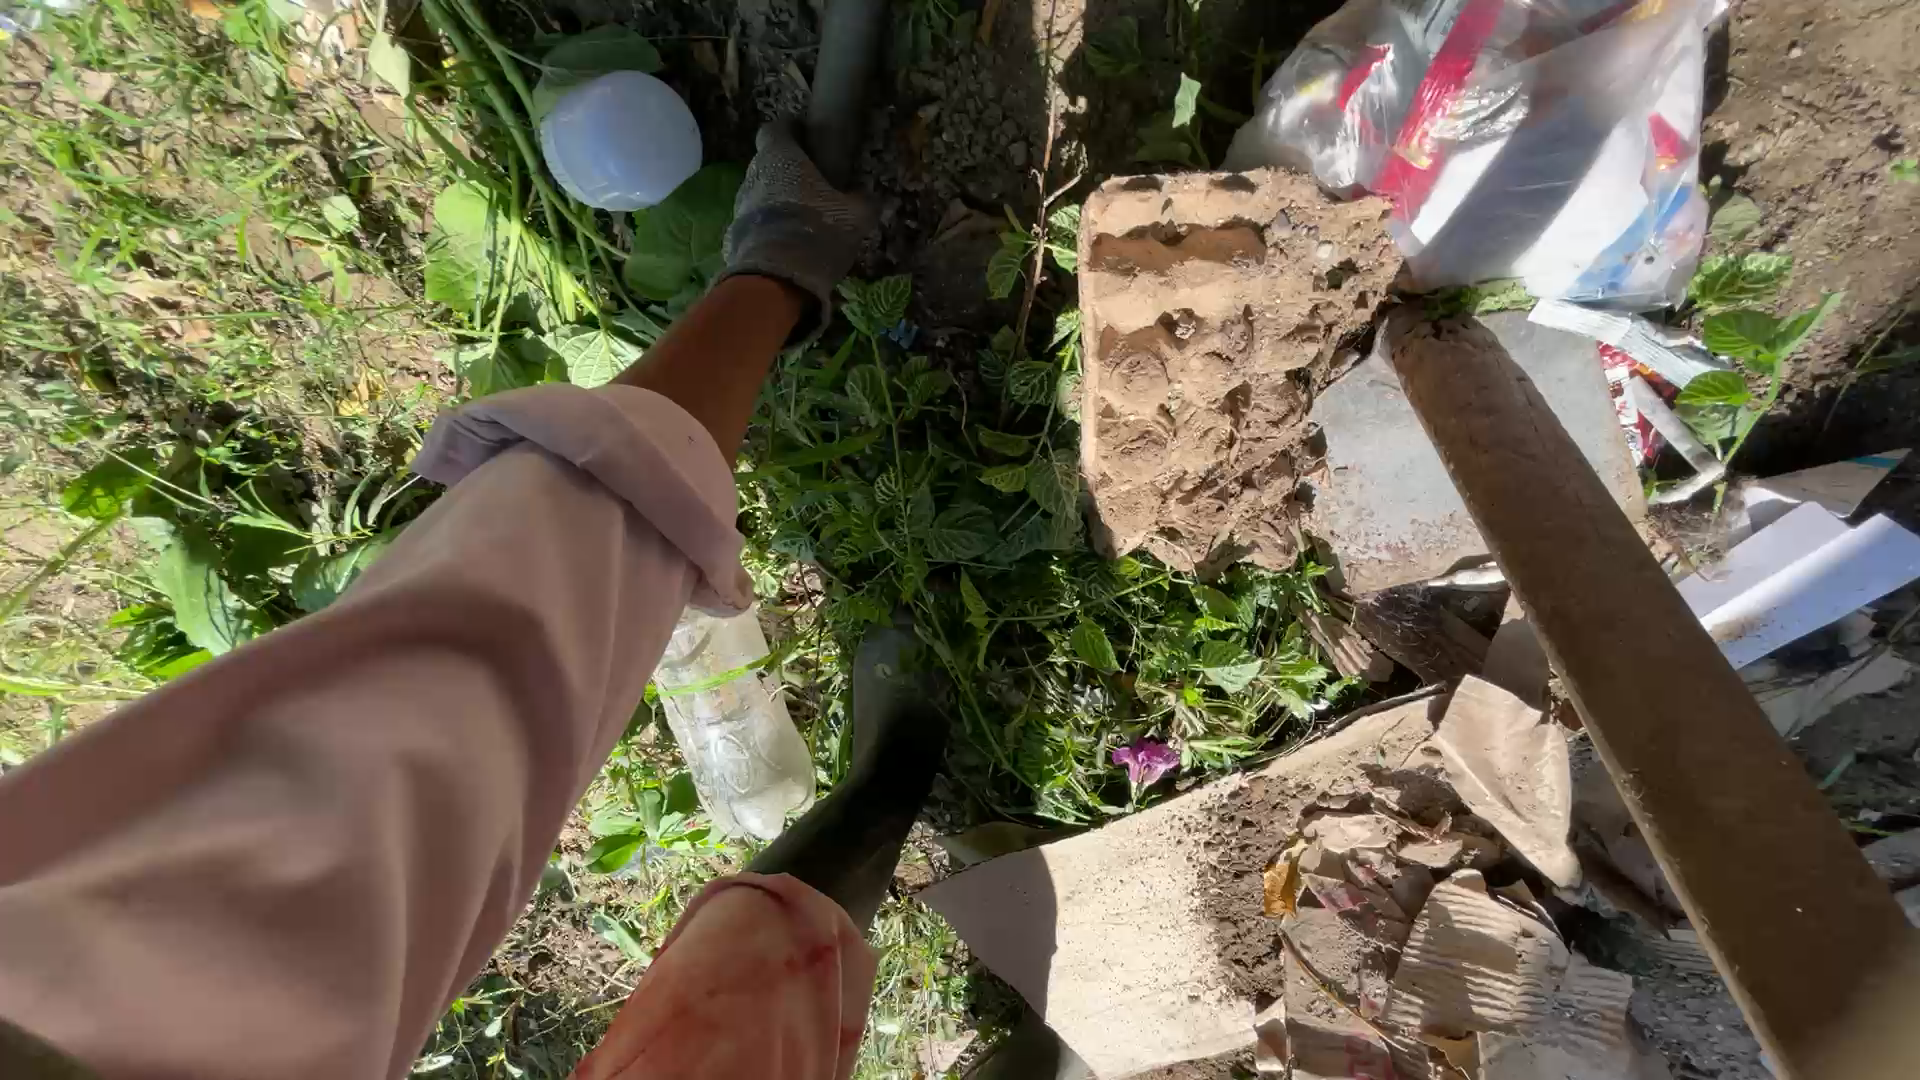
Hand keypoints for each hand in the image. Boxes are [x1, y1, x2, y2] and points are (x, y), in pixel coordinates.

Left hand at [720, 120, 874, 341]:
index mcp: (780, 155)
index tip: (805, 136)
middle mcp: (754, 173)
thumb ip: (864, 202)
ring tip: (801, 220)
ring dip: (777, 201)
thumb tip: (873, 198)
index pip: (776, 127)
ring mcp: (740, 205)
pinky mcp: (735, 235)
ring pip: (761, 193)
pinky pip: (756, 224)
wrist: (777, 279)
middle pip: (768, 162)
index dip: (790, 129)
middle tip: (811, 185)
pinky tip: (788, 245)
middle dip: (787, 170)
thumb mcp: (855, 217)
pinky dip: (770, 229)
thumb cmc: (817, 231)